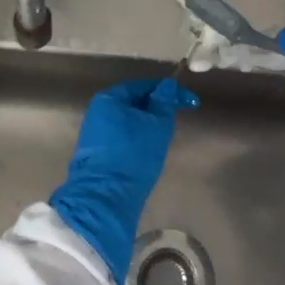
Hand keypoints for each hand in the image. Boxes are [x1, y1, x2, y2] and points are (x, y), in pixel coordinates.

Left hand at [49, 78, 198, 284]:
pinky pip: (122, 138)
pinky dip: (137, 139)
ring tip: (166, 135)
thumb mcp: (157, 125)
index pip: (143, 86)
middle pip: (134, 103)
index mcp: (109, 98)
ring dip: (148, 125)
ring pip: (128, 121)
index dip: (168, 91)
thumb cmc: (133, 155)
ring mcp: (94, 134)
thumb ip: (164, 102)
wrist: (105, 199)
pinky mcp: (96, 154)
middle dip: (157, 109)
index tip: (190, 102)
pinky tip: (148, 150)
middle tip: (178, 118)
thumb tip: (168, 85)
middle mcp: (98, 111)